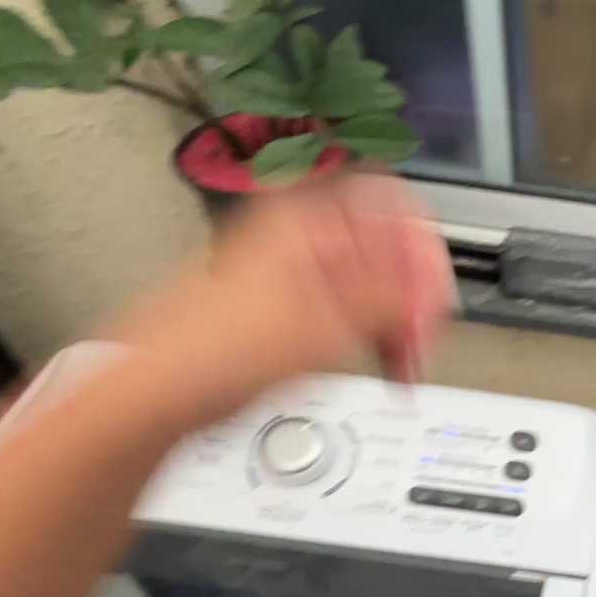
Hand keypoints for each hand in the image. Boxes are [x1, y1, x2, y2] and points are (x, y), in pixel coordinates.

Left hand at [110, 171, 454, 420]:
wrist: (159, 387)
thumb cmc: (211, 349)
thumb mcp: (323, 324)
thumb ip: (387, 299)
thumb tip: (430, 286)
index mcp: (307, 219)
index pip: (395, 209)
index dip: (424, 254)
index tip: (436, 298)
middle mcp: (305, 237)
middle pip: (391, 250)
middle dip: (419, 298)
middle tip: (425, 340)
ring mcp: (303, 272)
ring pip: (379, 284)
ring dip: (404, 324)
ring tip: (408, 362)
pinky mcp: (300, 306)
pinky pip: (359, 311)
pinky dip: (381, 337)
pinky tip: (390, 364)